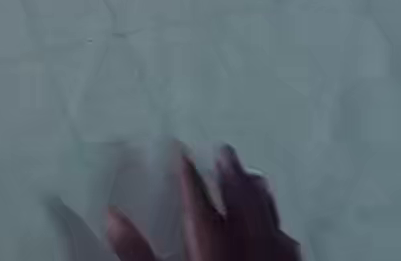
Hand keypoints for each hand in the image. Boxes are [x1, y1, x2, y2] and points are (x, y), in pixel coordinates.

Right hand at [106, 146, 299, 260]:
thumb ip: (137, 257)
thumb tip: (111, 214)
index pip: (201, 213)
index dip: (191, 180)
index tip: (181, 150)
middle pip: (245, 222)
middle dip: (234, 184)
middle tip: (226, 149)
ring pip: (274, 242)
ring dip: (265, 209)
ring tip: (258, 179)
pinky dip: (288, 248)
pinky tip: (290, 238)